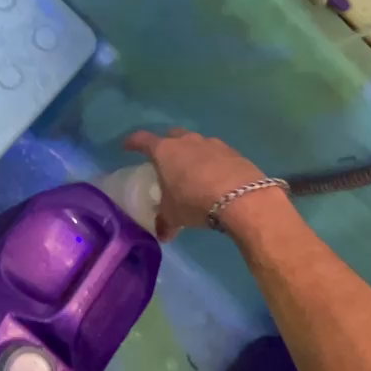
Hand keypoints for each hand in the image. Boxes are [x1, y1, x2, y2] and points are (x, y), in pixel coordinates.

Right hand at [124, 128, 272, 240]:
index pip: (142, 140)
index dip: (133, 142)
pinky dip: (211, 161)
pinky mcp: (233, 152)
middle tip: (164, 160)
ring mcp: (212, 144)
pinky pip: (216, 153)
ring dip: (191, 153)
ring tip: (192, 171)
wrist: (243, 199)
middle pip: (171, 136)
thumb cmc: (195, 201)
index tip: (127, 146)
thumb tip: (162, 235)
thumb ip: (165, 222)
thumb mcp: (174, 215)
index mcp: (164, 151)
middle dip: (166, 145)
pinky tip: (214, 177)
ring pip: (195, 143)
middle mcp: (186, 141)